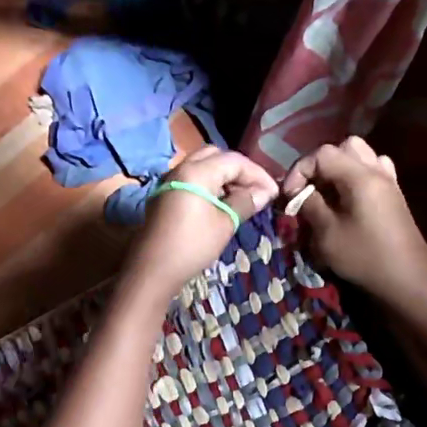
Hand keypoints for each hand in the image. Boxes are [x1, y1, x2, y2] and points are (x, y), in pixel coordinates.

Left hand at [125, 148, 277, 292]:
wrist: (153, 270)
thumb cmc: (192, 245)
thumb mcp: (224, 224)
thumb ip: (245, 202)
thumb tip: (264, 193)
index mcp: (197, 171)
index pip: (234, 161)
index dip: (258, 174)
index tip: (273, 193)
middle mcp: (181, 168)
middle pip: (216, 156)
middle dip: (239, 170)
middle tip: (256, 190)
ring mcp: (170, 181)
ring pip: (202, 167)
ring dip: (224, 177)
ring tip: (241, 198)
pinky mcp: (165, 195)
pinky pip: (191, 179)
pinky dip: (209, 185)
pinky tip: (220, 203)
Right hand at [282, 136, 426, 304]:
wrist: (408, 279)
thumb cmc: (365, 257)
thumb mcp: (328, 234)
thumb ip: (311, 206)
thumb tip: (299, 192)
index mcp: (360, 176)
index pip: (323, 153)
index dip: (300, 170)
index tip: (290, 197)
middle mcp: (377, 170)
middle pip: (344, 147)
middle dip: (321, 165)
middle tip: (309, 190)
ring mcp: (389, 181)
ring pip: (361, 156)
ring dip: (339, 169)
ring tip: (327, 193)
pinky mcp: (394, 195)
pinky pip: (373, 171)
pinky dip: (356, 177)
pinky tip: (348, 199)